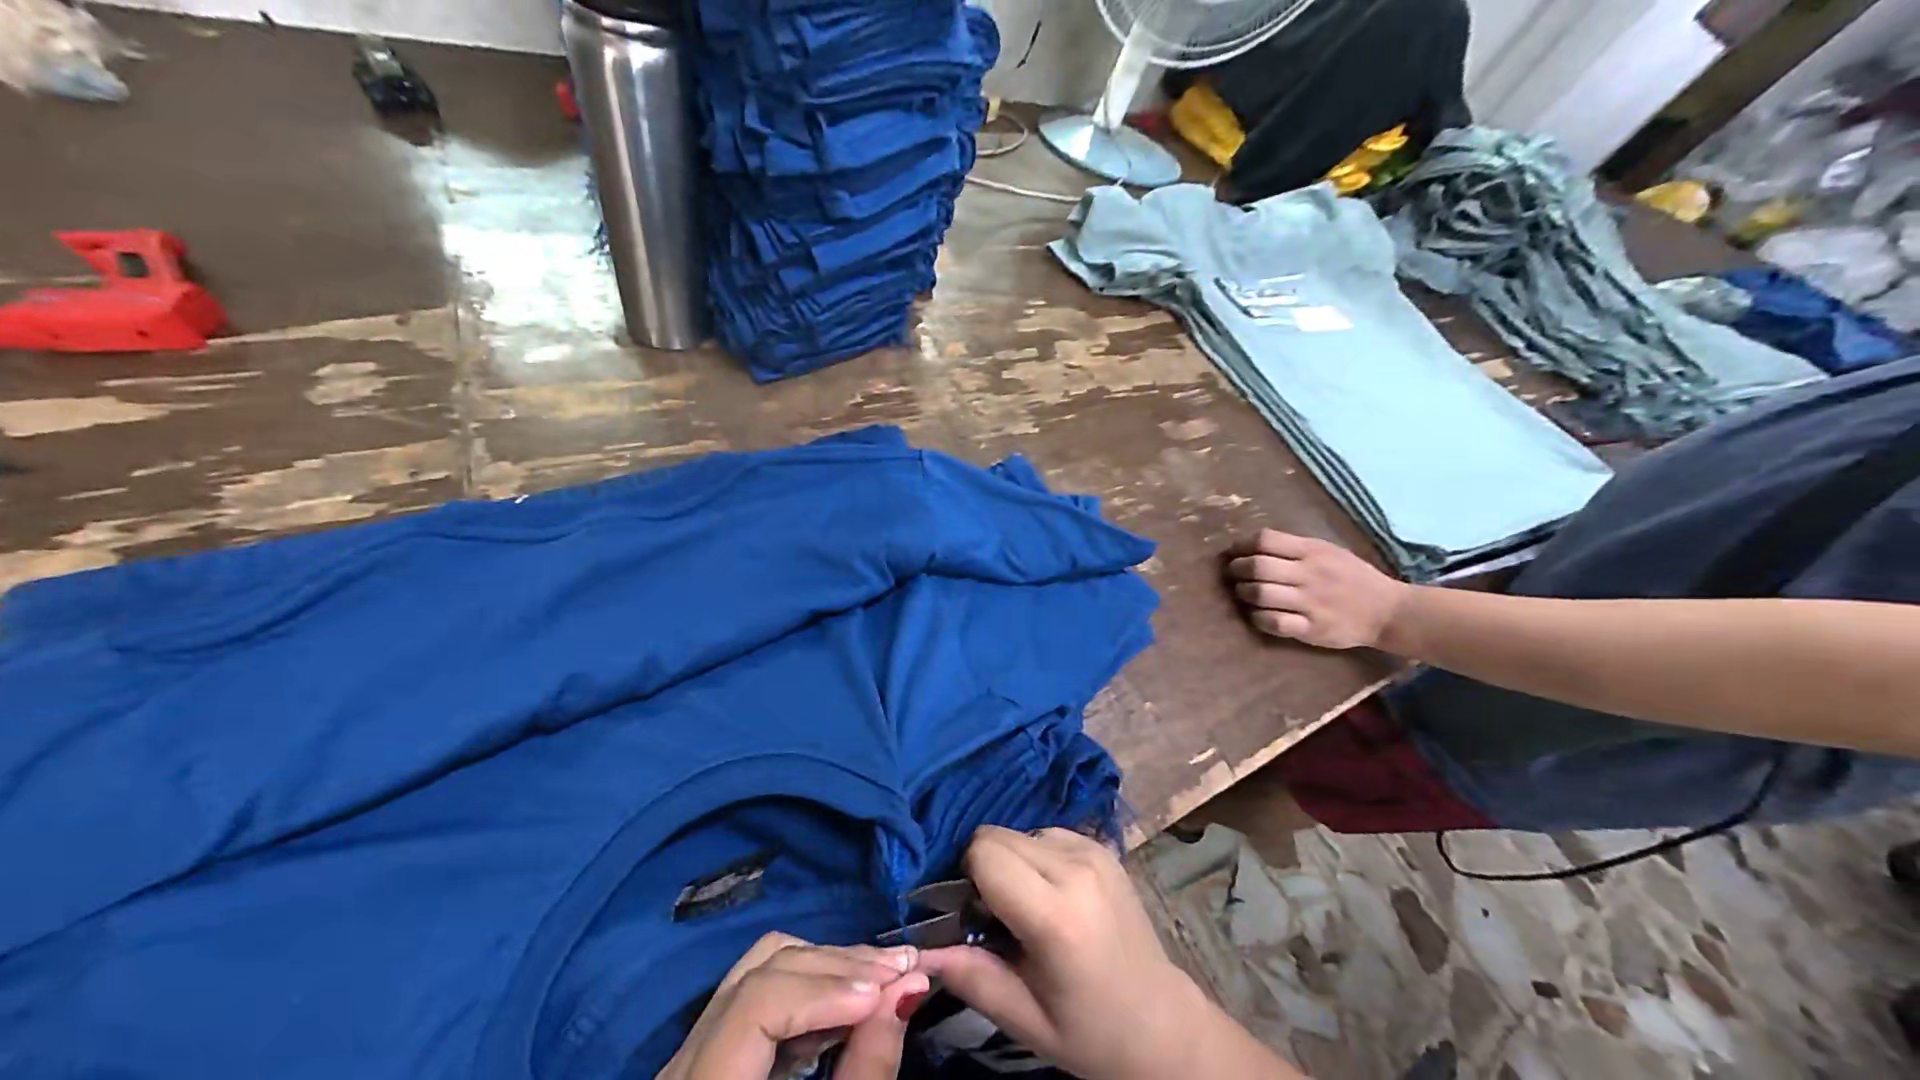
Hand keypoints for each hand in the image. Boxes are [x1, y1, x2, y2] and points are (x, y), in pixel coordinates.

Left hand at [657, 933, 928, 1079]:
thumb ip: (867, 1070)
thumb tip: (908, 988)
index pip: (757, 1003)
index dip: (823, 990)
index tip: (882, 993)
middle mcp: (685, 1061)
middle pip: (764, 971)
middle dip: (840, 967)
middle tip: (904, 968)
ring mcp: (694, 1048)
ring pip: (763, 965)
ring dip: (831, 965)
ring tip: (885, 975)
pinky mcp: (712, 1045)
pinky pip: (761, 985)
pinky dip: (814, 980)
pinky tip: (853, 994)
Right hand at [915, 827, 1211, 1079]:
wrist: (1162, 1023)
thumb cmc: (1089, 1031)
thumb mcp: (1025, 1020)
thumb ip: (971, 977)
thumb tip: (919, 949)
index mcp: (1057, 916)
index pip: (984, 854)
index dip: (967, 879)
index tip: (974, 916)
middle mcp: (1077, 869)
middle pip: (997, 835)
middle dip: (983, 867)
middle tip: (995, 915)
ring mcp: (1094, 852)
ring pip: (1019, 831)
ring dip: (1010, 861)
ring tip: (1026, 906)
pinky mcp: (1104, 846)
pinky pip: (1046, 833)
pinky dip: (1036, 856)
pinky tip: (1051, 894)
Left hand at [1225, 529, 1408, 648]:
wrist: (1388, 611)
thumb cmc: (1353, 577)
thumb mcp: (1328, 552)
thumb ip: (1295, 548)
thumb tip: (1251, 545)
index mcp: (1313, 551)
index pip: (1265, 540)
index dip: (1242, 545)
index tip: (1235, 552)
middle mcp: (1310, 574)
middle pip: (1257, 566)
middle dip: (1237, 569)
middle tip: (1234, 573)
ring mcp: (1310, 603)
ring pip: (1260, 594)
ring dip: (1244, 593)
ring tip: (1244, 593)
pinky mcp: (1311, 629)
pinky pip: (1273, 622)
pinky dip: (1258, 618)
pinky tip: (1259, 615)